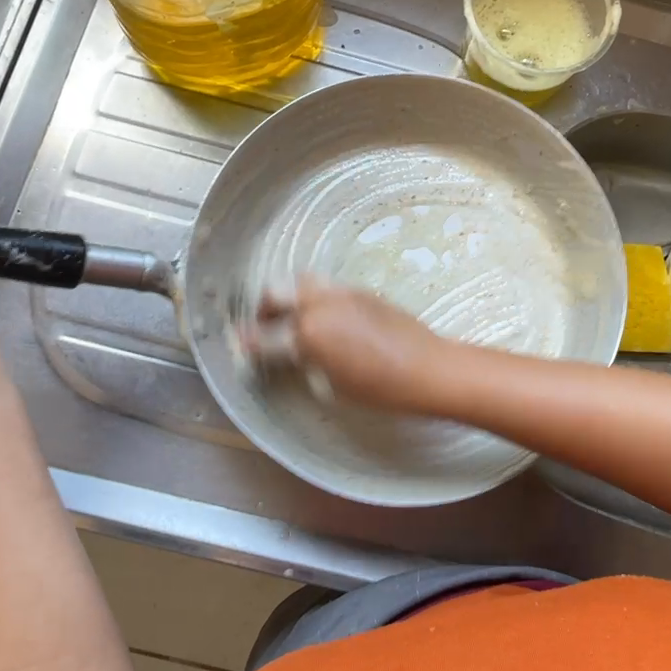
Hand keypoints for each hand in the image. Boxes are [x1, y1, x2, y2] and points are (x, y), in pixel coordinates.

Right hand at [248, 278, 457, 412]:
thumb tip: (293, 356)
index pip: (265, 336)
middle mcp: (320, 305)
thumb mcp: (333, 386)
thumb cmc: (382, 388)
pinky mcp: (362, 290)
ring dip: (290, 295)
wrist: (430, 368)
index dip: (248, 342)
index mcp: (308, 332)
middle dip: (264, 308)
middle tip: (264, 324)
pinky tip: (326, 317)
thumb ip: (305, 364)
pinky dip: (316, 297)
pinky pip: (328, 286)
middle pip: (276, 293)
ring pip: (302, 281)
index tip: (240, 344)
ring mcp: (342, 293)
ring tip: (294, 315)